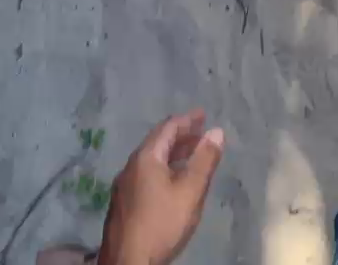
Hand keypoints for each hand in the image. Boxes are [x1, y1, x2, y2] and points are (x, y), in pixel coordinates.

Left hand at [98, 110, 225, 264]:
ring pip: (150, 162)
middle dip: (181, 137)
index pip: (168, 128)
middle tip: (201, 135)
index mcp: (145, 158)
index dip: (188, 120)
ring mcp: (122, 189)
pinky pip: (145, 176)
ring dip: (172, 155)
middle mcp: (129, 168)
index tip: (204, 115)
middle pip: (157, 143)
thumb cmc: (162, 223)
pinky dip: (162, 170)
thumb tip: (216, 131)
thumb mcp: (191, 190)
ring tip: (191, 158)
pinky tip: (172, 184)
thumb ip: (205, 159)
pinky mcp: (121, 207)